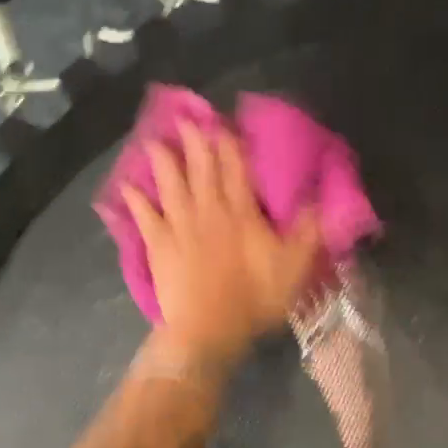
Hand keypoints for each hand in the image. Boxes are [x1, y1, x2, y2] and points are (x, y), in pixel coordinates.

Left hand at [123, 123, 323, 366]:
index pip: (236, 170)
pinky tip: (127, 187)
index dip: (230, 144)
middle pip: (201, 169)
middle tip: (187, 118)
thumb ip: (307, 233)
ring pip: (170, 184)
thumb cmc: (254, 299)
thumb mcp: (294, 268)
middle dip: (195, 142)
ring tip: (154, 141)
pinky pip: (144, 216)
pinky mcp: (158, 245)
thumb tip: (320, 202)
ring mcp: (179, 226)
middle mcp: (209, 210)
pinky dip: (135, 200)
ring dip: (163, 161)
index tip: (224, 122)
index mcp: (242, 213)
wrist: (208, 329)